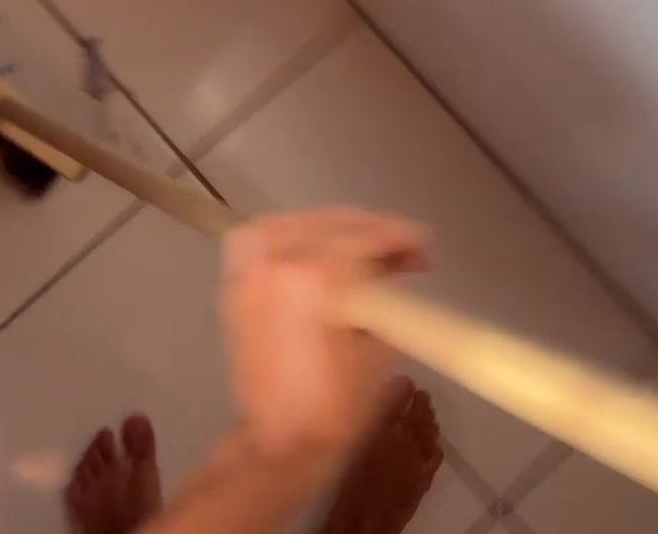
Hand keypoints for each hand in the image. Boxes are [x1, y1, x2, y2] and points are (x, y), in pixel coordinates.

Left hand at [220, 208, 432, 462]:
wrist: (278, 437)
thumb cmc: (337, 404)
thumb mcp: (377, 348)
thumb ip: (385, 297)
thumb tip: (395, 266)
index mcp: (316, 278)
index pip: (363, 236)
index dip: (399, 234)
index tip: (424, 241)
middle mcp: (278, 261)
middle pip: (329, 223)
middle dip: (370, 229)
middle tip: (401, 250)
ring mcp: (250, 267)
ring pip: (293, 221)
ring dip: (329, 225)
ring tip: (361, 243)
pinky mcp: (234, 279)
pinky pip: (258, 234)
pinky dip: (285, 230)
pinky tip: (308, 240)